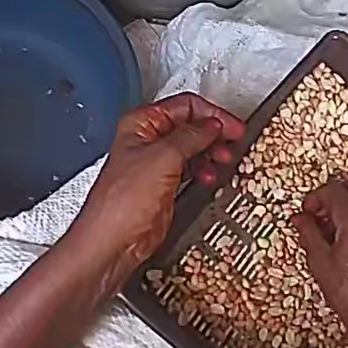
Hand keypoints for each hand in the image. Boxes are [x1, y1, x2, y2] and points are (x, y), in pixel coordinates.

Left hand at [65, 92, 244, 288]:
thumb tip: (212, 125)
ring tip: (222, 161)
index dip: (211, 114)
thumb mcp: (164, 157)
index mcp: (141, 124)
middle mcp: (148, 141)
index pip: (184, 106)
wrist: (115, 240)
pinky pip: (191, 170)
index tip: (232, 126)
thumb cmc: (123, 202)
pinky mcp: (165, 186)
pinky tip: (210, 177)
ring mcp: (157, 164)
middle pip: (191, 126)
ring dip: (211, 153)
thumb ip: (191, 136)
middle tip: (232, 142)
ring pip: (193, 149)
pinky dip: (204, 171)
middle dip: (214, 134)